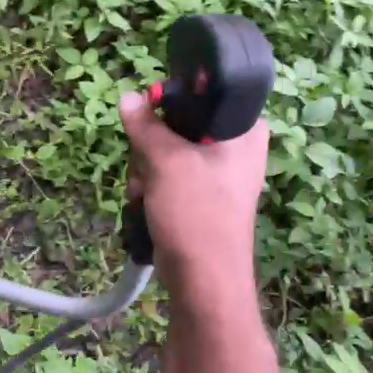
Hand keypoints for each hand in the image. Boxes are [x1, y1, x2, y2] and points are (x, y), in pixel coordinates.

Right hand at [119, 89, 268, 307]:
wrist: (203, 276)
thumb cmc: (195, 212)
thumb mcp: (167, 162)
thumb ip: (146, 126)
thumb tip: (128, 96)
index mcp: (244, 129)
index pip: (202, 96)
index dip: (169, 106)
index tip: (149, 126)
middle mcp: (236, 147)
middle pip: (177, 126)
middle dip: (150, 149)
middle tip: (148, 170)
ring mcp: (218, 174)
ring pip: (166, 153)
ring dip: (145, 172)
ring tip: (145, 192)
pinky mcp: (200, 196)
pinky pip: (167, 177)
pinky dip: (151, 188)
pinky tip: (146, 202)